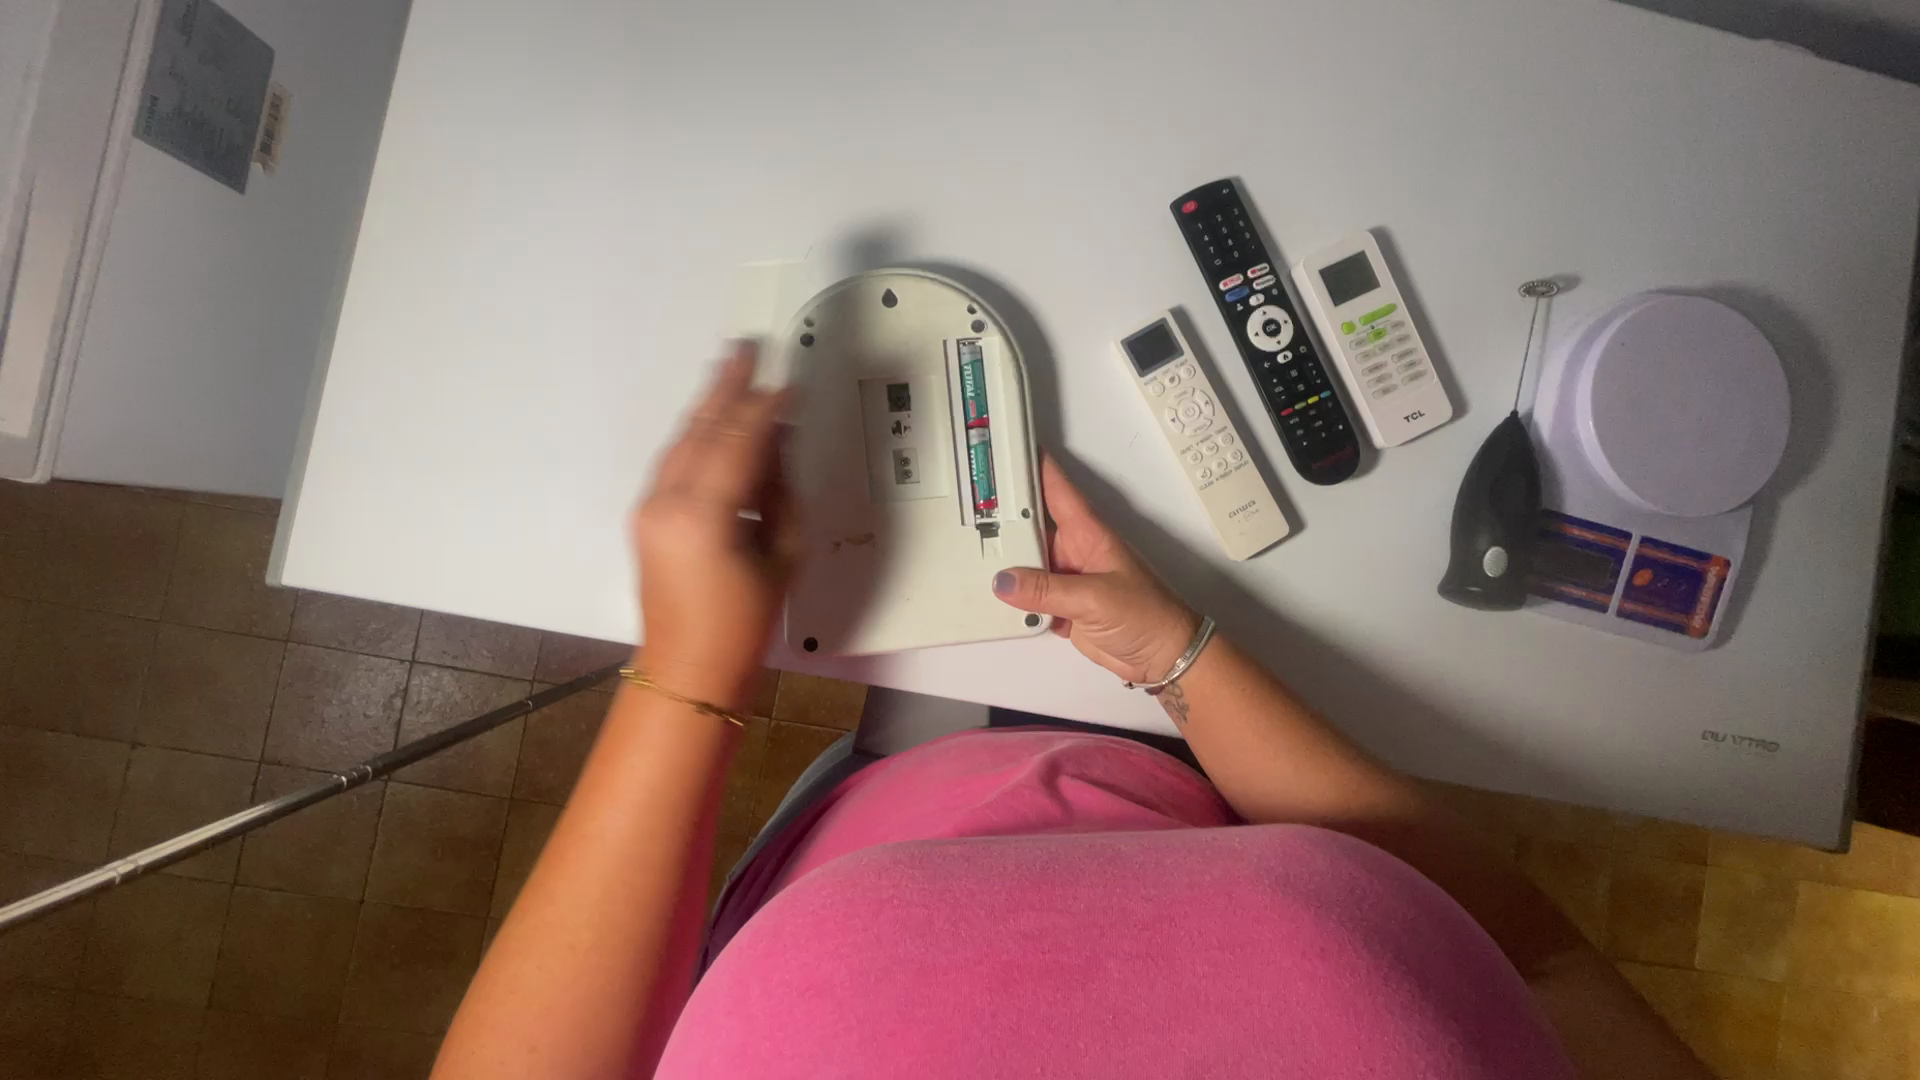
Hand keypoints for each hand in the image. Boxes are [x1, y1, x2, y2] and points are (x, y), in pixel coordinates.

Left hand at [632, 342, 798, 705]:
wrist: (687, 667)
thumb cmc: (744, 621)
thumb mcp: (782, 556)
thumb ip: (779, 494)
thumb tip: (778, 448)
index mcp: (705, 516)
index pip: (739, 442)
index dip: (765, 407)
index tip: (788, 383)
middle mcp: (667, 502)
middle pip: (702, 430)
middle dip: (726, 387)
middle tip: (745, 347)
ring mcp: (649, 507)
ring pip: (682, 440)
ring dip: (707, 404)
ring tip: (729, 368)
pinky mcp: (645, 515)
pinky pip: (674, 460)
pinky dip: (696, 434)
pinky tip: (712, 417)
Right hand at [992, 455, 1197, 684]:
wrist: (1163, 656)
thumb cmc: (1147, 614)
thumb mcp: (1094, 598)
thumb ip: (1047, 590)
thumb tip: (1003, 582)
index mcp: (1087, 533)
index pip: (1056, 489)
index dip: (1033, 465)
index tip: (1005, 448)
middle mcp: (1073, 550)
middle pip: (1031, 526)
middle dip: (1003, 518)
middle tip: (967, 510)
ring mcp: (1067, 579)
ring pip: (1026, 564)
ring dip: (1006, 566)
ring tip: (973, 558)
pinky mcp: (1062, 607)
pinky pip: (1030, 596)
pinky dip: (1014, 599)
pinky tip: (995, 598)